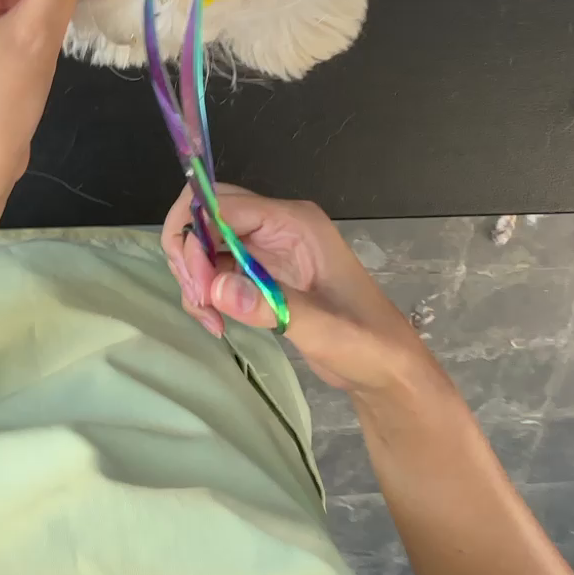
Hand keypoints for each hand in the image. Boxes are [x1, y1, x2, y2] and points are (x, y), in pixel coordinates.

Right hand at [160, 184, 439, 398]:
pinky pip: (209, 266)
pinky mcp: (252, 269)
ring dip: (191, 275)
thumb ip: (272, 307)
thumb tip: (215, 289)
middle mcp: (272, 224)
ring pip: (201, 240)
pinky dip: (201, 290)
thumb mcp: (328, 331)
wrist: (385, 370)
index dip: (198, 238)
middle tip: (198, 298)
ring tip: (208, 316)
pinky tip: (215, 321)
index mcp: (294, 222)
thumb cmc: (370, 346)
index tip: (199, 286)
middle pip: (204, 213)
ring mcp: (261, 246)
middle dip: (187, 252)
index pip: (222, 204)